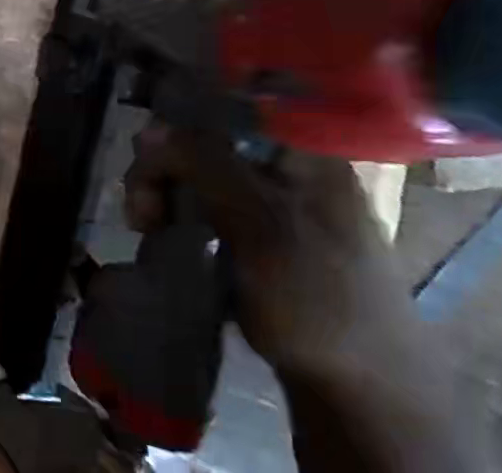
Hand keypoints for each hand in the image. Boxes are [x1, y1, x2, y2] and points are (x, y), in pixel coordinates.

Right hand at [124, 126, 416, 375]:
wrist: (361, 394)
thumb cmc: (317, 297)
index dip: (180, 119)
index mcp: (302, 150)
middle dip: (165, 165)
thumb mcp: (259, 222)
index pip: (228, 106)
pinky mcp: (258, 235)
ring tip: (143, 224)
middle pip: (207, 140)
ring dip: (164, 192)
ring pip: (201, 174)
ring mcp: (273, 202)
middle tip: (140, 205)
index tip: (146, 150)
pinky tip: (159, 232)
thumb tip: (149, 129)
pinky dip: (178, 214)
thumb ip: (205, 165)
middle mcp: (287, 166)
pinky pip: (207, 206)